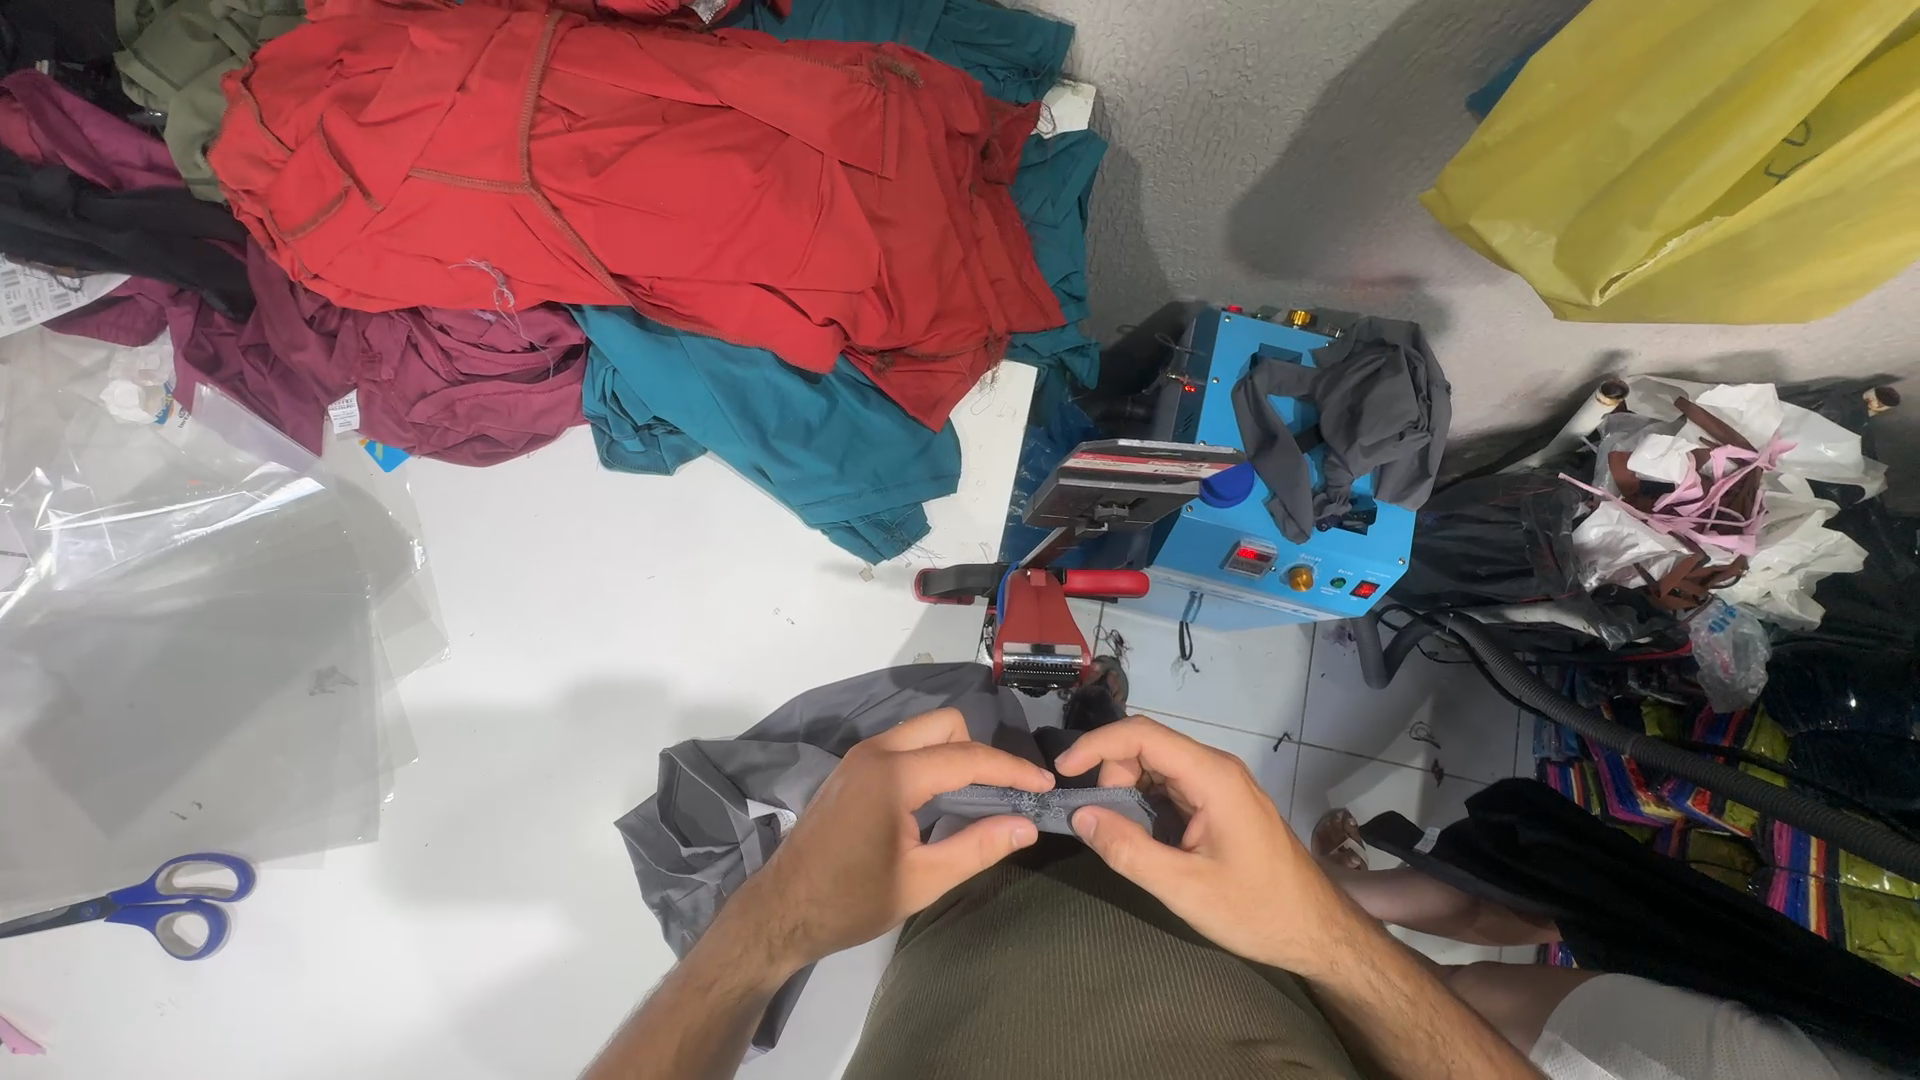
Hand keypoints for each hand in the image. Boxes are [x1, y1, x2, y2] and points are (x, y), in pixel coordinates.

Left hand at [726, 707, 1053, 974]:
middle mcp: (876, 751)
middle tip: (1003, 794)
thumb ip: (978, 847)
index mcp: (893, 774)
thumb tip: (1026, 826)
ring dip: (955, 754)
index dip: (1011, 770)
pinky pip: (904, 746)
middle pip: (945, 725)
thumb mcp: (922, 882)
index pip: (967, 758)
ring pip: (923, 731)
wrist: (780, 911)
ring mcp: (860, 755)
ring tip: (977, 797)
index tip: (1044, 786)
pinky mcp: (852, 767)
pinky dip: (930, 760)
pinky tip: (940, 799)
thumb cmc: (850, 901)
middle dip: (980, 752)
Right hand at [1055, 716, 1361, 976]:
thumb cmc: (1258, 911)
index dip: (1096, 745)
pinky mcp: (1218, 799)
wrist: (1318, 932)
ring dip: (1126, 790)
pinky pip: (1169, 784)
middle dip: (1111, 776)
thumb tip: (1080, 816)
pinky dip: (1144, 801)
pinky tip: (1142, 835)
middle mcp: (1215, 767)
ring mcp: (1219, 781)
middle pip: (1146, 746)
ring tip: (1120, 834)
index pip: (1142, 734)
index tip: (1063, 771)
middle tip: (1101, 824)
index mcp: (1212, 776)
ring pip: (1155, 765)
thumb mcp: (1185, 889)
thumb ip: (1128, 850)